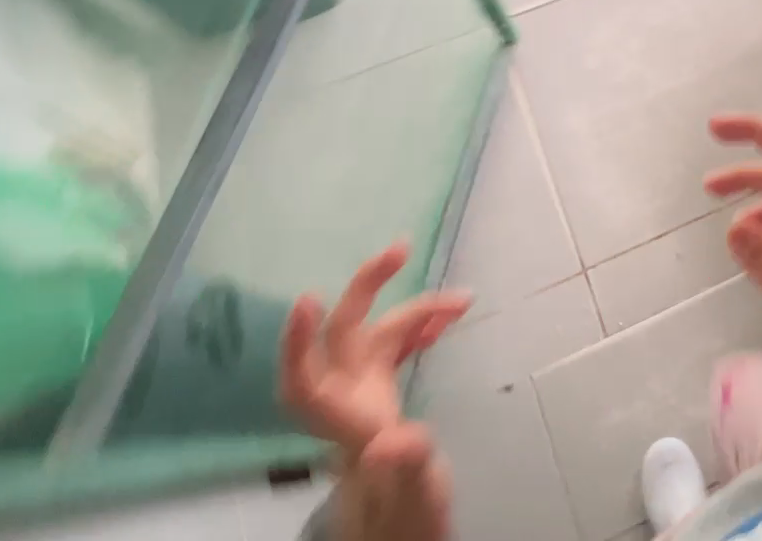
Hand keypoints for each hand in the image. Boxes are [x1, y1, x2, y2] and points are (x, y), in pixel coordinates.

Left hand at [279, 243, 471, 540]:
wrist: (401, 534)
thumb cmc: (404, 520)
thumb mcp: (414, 497)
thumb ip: (406, 463)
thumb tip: (389, 440)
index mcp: (347, 427)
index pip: (304, 387)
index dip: (298, 345)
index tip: (309, 300)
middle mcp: (348, 404)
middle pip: (345, 337)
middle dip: (367, 288)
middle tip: (402, 248)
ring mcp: (365, 397)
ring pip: (380, 336)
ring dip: (417, 310)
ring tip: (462, 300)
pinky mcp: (383, 397)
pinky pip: (395, 350)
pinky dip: (419, 329)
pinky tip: (444, 321)